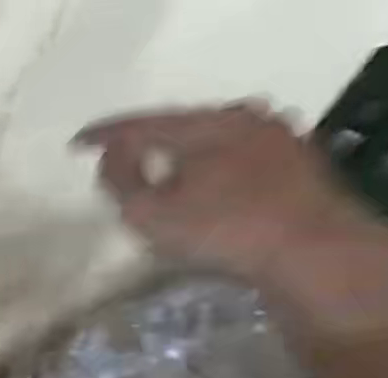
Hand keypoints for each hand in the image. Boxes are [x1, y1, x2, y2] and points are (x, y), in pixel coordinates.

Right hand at [74, 103, 387, 336]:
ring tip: (164, 178)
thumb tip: (111, 154)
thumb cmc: (221, 231)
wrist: (311, 250)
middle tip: (123, 160)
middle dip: (149, 143)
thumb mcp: (151, 214)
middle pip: (182, 126)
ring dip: (185, 158)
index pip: (140, 124)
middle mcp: (243, 117)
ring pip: (214, 141)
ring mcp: (277, 136)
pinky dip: (213, 171)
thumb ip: (122, 182)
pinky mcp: (298, 163)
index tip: (76, 145)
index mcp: (203, 125)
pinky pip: (239, 158)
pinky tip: (208, 192)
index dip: (104, 135)